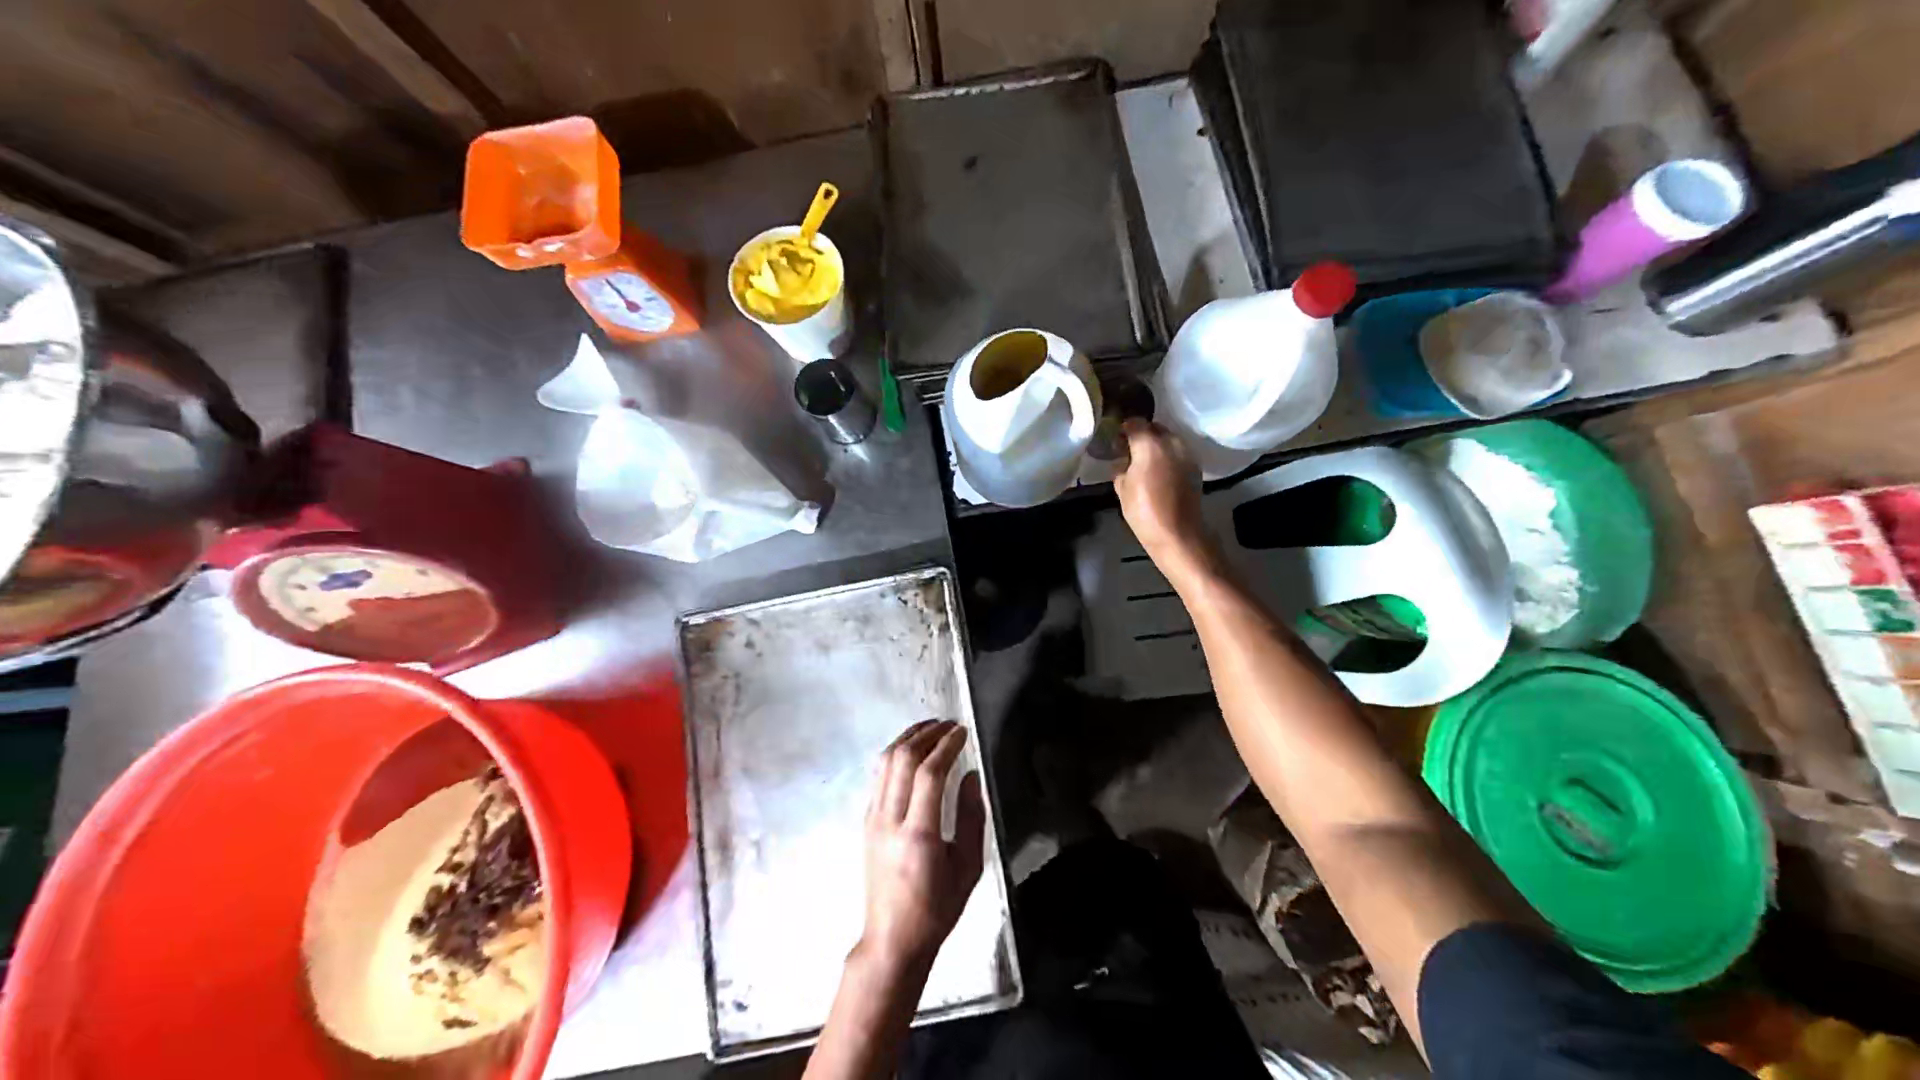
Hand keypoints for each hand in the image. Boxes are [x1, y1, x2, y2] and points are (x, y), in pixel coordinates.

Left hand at [860, 720, 985, 969]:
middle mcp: (889, 821)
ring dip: (908, 738)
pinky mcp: (866, 821)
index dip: (947, 746)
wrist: (893, 939)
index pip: (929, 774)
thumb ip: (973, 817)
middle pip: (902, 760)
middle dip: (926, 733)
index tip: (962, 732)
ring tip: (930, 727)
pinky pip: (878, 776)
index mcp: (919, 835)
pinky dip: (895, 754)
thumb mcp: (969, 867)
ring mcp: (873, 819)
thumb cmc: (938, 908)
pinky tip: (911, 750)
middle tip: (949, 724)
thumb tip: (972, 776)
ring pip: (884, 763)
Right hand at [1113, 419, 1215, 578]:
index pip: (1134, 423)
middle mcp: (1172, 442)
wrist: (1178, 533)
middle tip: (1128, 450)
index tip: (1115, 438)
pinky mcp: (1195, 467)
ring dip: (1155, 445)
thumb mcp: (1121, 488)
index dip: (1123, 428)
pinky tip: (1158, 472)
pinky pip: (1177, 453)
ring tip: (1143, 462)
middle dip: (1141, 435)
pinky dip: (1167, 456)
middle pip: (1154, 428)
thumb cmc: (1144, 511)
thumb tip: (1123, 461)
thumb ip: (1121, 467)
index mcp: (1150, 444)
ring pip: (1168, 439)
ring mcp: (1187, 453)